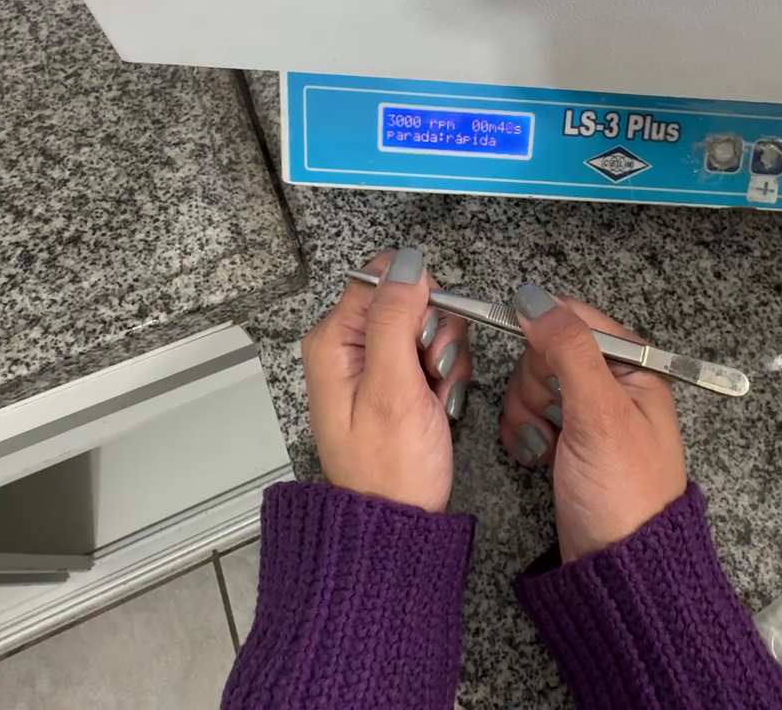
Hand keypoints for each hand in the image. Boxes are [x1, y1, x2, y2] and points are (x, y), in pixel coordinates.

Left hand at [301, 248, 473, 512]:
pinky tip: (438, 400)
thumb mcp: (393, 388)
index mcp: (335, 339)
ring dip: (445, 355)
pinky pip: (434, 348)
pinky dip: (446, 372)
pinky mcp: (398, 374)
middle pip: (410, 298)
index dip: (418, 301)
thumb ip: (396, 319)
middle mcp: (350, 343)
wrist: (399, 519)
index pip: (384, 277)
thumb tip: (405, 261)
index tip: (426, 340)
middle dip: (435, 332)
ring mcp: (376, 359)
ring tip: (434, 394)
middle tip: (431, 372)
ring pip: (429, 323)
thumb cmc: (389, 467)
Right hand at [500, 286, 686, 560]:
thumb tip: (532, 298)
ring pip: (533, 381)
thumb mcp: (599, 413)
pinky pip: (529, 412)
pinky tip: (539, 457)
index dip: (544, 334)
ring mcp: (587, 410)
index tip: (528, 358)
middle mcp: (611, 381)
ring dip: (528, 414)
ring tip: (548, 447)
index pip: (575, 318)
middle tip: (556, 420)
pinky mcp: (567, 436)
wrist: (617, 570)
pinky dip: (525, 432)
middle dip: (538, 386)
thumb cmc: (622, 492)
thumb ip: (568, 349)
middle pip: (548, 349)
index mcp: (633, 364)